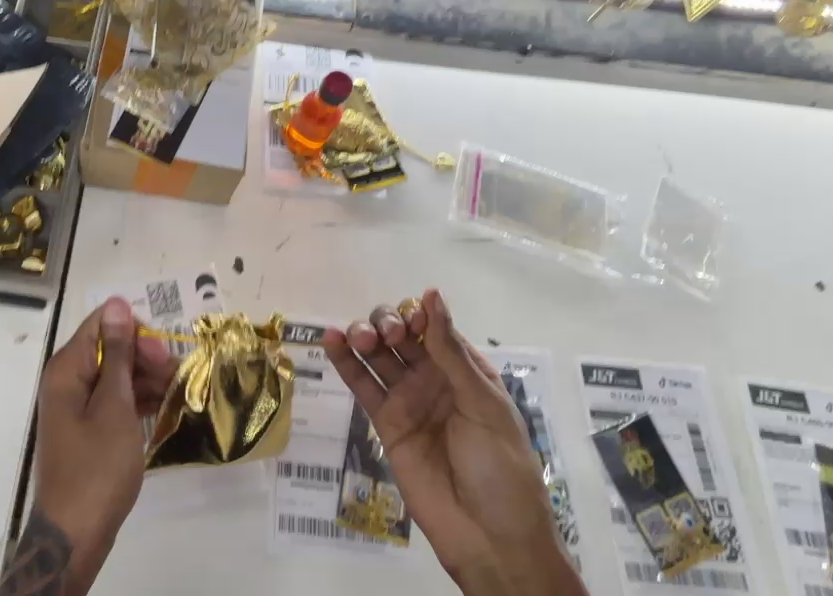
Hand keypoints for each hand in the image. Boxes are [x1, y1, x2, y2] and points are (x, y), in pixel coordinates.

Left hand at [17, 298, 176, 595]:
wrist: (75, 534)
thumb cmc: (97, 467)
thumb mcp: (114, 406)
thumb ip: (118, 354)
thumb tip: (117, 304)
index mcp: (67, 368)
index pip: (102, 324)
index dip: (135, 331)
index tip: (165, 353)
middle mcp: (67, 380)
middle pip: (110, 348)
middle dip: (145, 356)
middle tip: (176, 376)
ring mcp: (75, 406)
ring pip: (115, 375)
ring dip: (145, 379)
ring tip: (176, 393)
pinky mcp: (87, 429)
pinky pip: (114, 400)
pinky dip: (137, 401)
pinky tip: (163, 408)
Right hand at [326, 290, 585, 595]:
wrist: (489, 536)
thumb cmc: (501, 467)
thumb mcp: (484, 405)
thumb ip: (451, 353)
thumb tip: (431, 295)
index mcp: (465, 371)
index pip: (434, 328)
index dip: (419, 317)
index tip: (412, 323)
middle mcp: (434, 379)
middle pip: (402, 336)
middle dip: (388, 324)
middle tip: (386, 336)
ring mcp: (407, 400)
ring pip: (378, 356)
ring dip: (364, 336)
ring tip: (357, 337)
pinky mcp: (385, 423)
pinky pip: (363, 386)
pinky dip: (345, 362)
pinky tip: (331, 339)